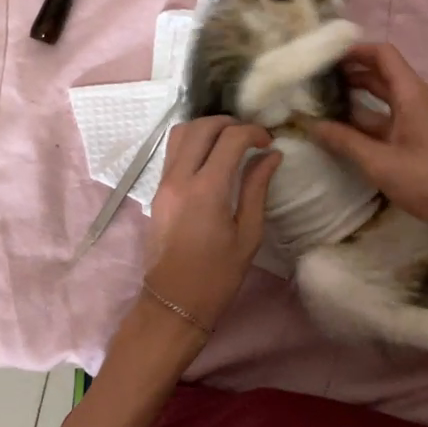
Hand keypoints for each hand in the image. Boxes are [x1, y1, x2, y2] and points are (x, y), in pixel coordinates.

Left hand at [140, 115, 281, 339]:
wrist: (173, 302)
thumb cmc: (217, 276)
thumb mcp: (248, 234)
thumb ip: (256, 189)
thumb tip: (271, 156)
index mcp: (206, 190)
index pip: (230, 139)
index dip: (253, 132)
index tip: (269, 142)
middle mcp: (179, 179)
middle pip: (201, 127)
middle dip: (229, 123)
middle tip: (250, 137)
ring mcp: (163, 183)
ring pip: (180, 134)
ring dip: (206, 128)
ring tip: (229, 141)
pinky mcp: (156, 191)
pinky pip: (172, 152)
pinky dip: (193, 142)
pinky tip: (211, 157)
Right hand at [309, 43, 427, 241]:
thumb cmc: (426, 182)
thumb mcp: (379, 162)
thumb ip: (344, 141)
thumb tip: (312, 124)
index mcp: (411, 94)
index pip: (382, 54)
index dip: (354, 50)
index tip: (325, 56)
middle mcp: (415, 100)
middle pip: (381, 72)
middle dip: (350, 71)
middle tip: (317, 78)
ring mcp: (416, 120)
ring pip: (382, 97)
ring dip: (356, 95)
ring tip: (323, 100)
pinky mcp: (416, 138)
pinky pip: (386, 118)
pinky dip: (365, 118)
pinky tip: (342, 129)